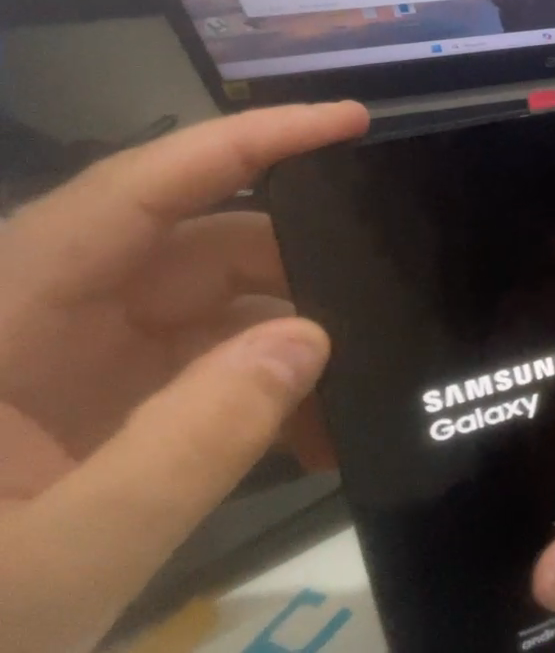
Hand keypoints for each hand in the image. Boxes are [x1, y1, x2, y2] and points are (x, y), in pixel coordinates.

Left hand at [0, 102, 369, 650]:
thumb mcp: (58, 558)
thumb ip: (188, 445)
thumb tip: (311, 338)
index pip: (133, 195)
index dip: (247, 142)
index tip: (353, 121)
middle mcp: (32, 326)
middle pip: (194, 250)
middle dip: (307, 267)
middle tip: (393, 299)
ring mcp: (63, 371)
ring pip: (212, 310)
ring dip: (298, 341)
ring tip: (365, 386)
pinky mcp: (92, 412)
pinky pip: (203, 369)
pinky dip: (269, 392)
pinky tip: (321, 437)